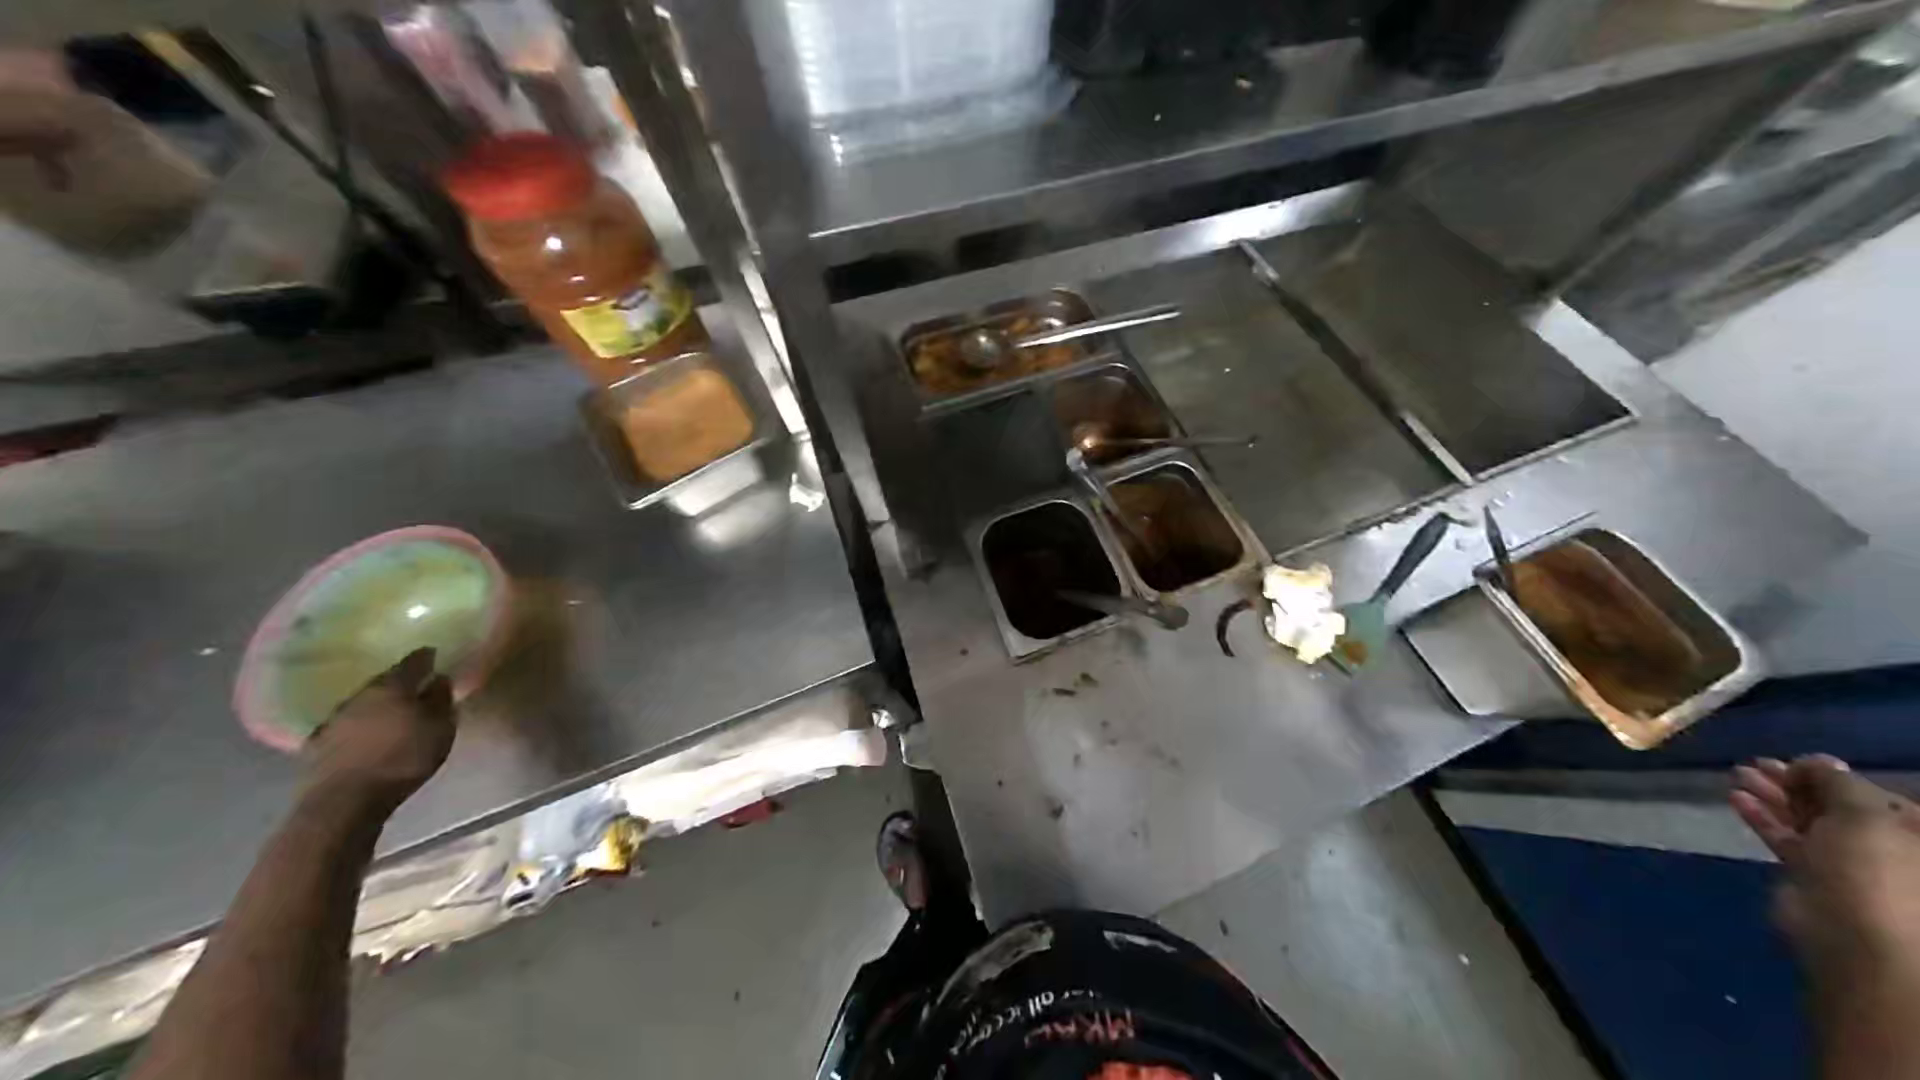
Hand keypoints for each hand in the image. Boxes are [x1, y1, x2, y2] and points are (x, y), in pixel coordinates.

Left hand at [302, 647, 455, 812]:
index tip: (436, 655)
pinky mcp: (317, 744)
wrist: (343, 801)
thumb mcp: (440, 729)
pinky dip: (359, 725)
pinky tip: (366, 735)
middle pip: (385, 681)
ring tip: (393, 713)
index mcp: (392, 686)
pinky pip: (346, 725)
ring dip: (378, 704)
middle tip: (416, 686)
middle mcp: (360, 694)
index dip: (427, 656)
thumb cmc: (402, 759)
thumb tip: (439, 678)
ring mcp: (334, 719)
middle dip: (401, 682)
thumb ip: (441, 700)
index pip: (414, 661)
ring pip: (363, 702)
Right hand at [1732, 756, 1919, 986]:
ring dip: (1773, 796)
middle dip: (1798, 783)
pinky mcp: (1816, 877)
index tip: (1796, 761)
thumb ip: (1838, 781)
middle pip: (1840, 807)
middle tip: (1759, 763)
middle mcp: (1893, 850)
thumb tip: (1817, 761)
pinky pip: (1788, 840)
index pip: (1879, 796)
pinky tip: (1734, 797)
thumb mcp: (1863, 814)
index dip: (1836, 776)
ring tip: (1738, 773)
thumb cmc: (1878, 872)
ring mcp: (1854, 866)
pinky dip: (1762, 818)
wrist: (1857, 938)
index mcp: (1915, 836)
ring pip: (1809, 822)